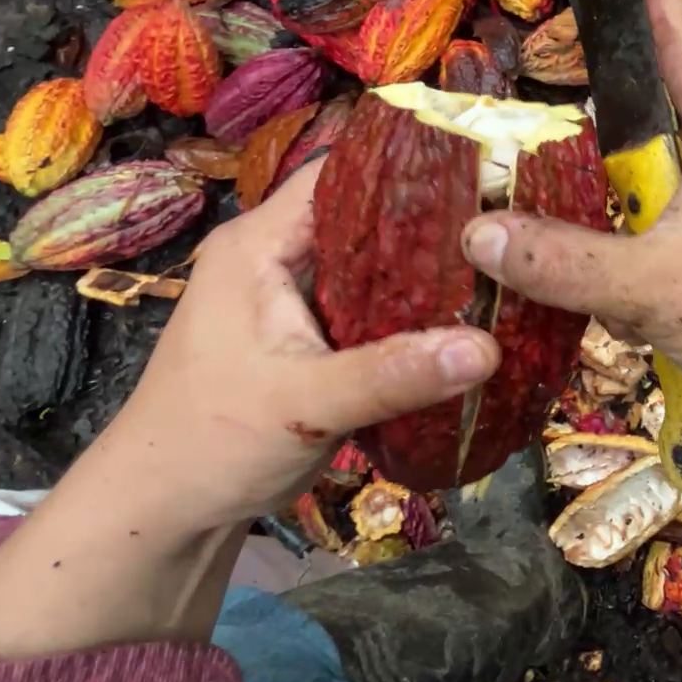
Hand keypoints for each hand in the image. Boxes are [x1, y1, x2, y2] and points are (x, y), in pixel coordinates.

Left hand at [0, 164, 500, 657]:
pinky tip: (474, 310)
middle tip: (515, 224)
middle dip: (442, 217)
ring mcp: (304, 293)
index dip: (415, 167)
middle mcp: (284, 254)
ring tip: (509, 260)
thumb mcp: (302, 404)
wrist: (166, 514)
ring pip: (386, 258)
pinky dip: (426, 303)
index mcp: (262, 243)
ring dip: (439, 264)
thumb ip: (393, 374)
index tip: (489, 175)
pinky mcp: (323, 329)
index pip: (347, 173)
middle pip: (375, 213)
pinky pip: (388, 298)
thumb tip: (488, 348)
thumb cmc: (209, 443)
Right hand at [463, 0, 681, 413]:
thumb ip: (563, 263)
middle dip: (618, 90)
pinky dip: (638, 225)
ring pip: (663, 168)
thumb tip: (478, 234)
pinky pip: (672, 214)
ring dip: (622, 178)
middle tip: (567, 67)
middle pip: (665, 103)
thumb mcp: (651, 286)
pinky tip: (612, 259)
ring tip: (577, 191)